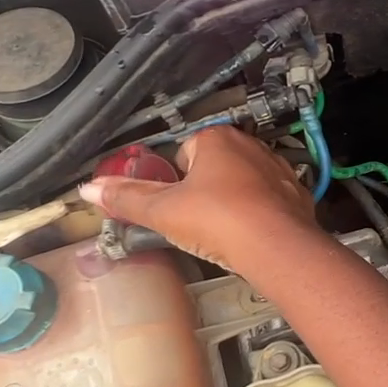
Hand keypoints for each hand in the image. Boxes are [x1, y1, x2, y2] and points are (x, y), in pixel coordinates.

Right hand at [81, 126, 320, 272]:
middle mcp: (251, 145)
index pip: (182, 153)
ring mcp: (278, 169)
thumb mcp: (164, 211)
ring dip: (230, 203)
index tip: (173, 205)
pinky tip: (248, 235)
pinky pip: (267, 201)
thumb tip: (91, 190)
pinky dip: (257, 215)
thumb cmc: (221, 221)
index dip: (173, 182)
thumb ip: (127, 199)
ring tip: (222, 231)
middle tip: (195, 221)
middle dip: (202, 192)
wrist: (277, 248)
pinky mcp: (296, 194)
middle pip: (213, 167)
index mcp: (217, 138)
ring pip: (242, 183)